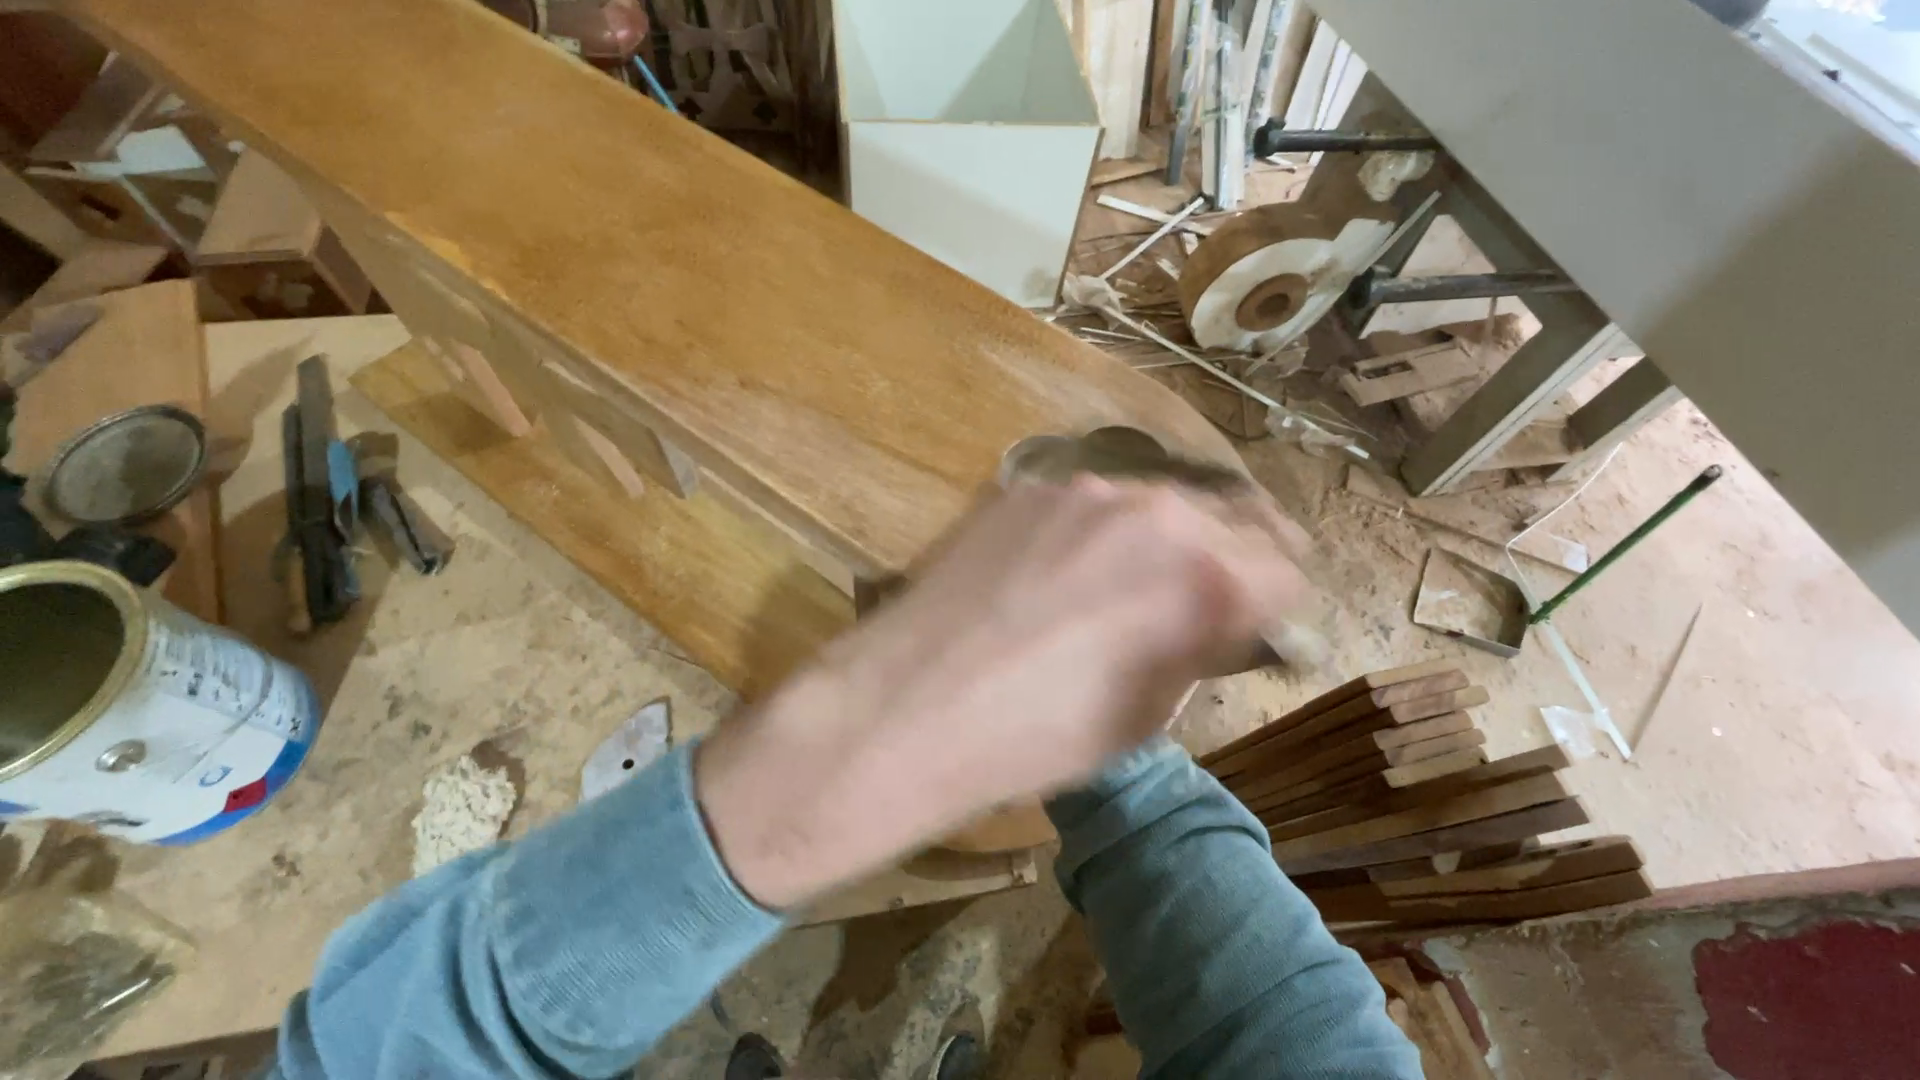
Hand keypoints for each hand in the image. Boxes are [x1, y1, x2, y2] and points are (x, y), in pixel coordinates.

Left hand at [693, 476, 1310, 908]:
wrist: (908, 706)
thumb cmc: (1037, 737)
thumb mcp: (1145, 713)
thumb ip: (1198, 651)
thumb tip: (1222, 627)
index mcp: (1209, 579)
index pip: (1287, 572)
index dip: (1279, 605)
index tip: (1262, 627)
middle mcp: (1159, 512)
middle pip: (1235, 516)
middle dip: (1242, 556)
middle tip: (1219, 594)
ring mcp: (1087, 489)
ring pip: (1161, 500)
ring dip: (1170, 535)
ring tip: (1138, 578)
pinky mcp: (1027, 487)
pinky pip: (1092, 501)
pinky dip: (1102, 529)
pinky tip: (1066, 569)